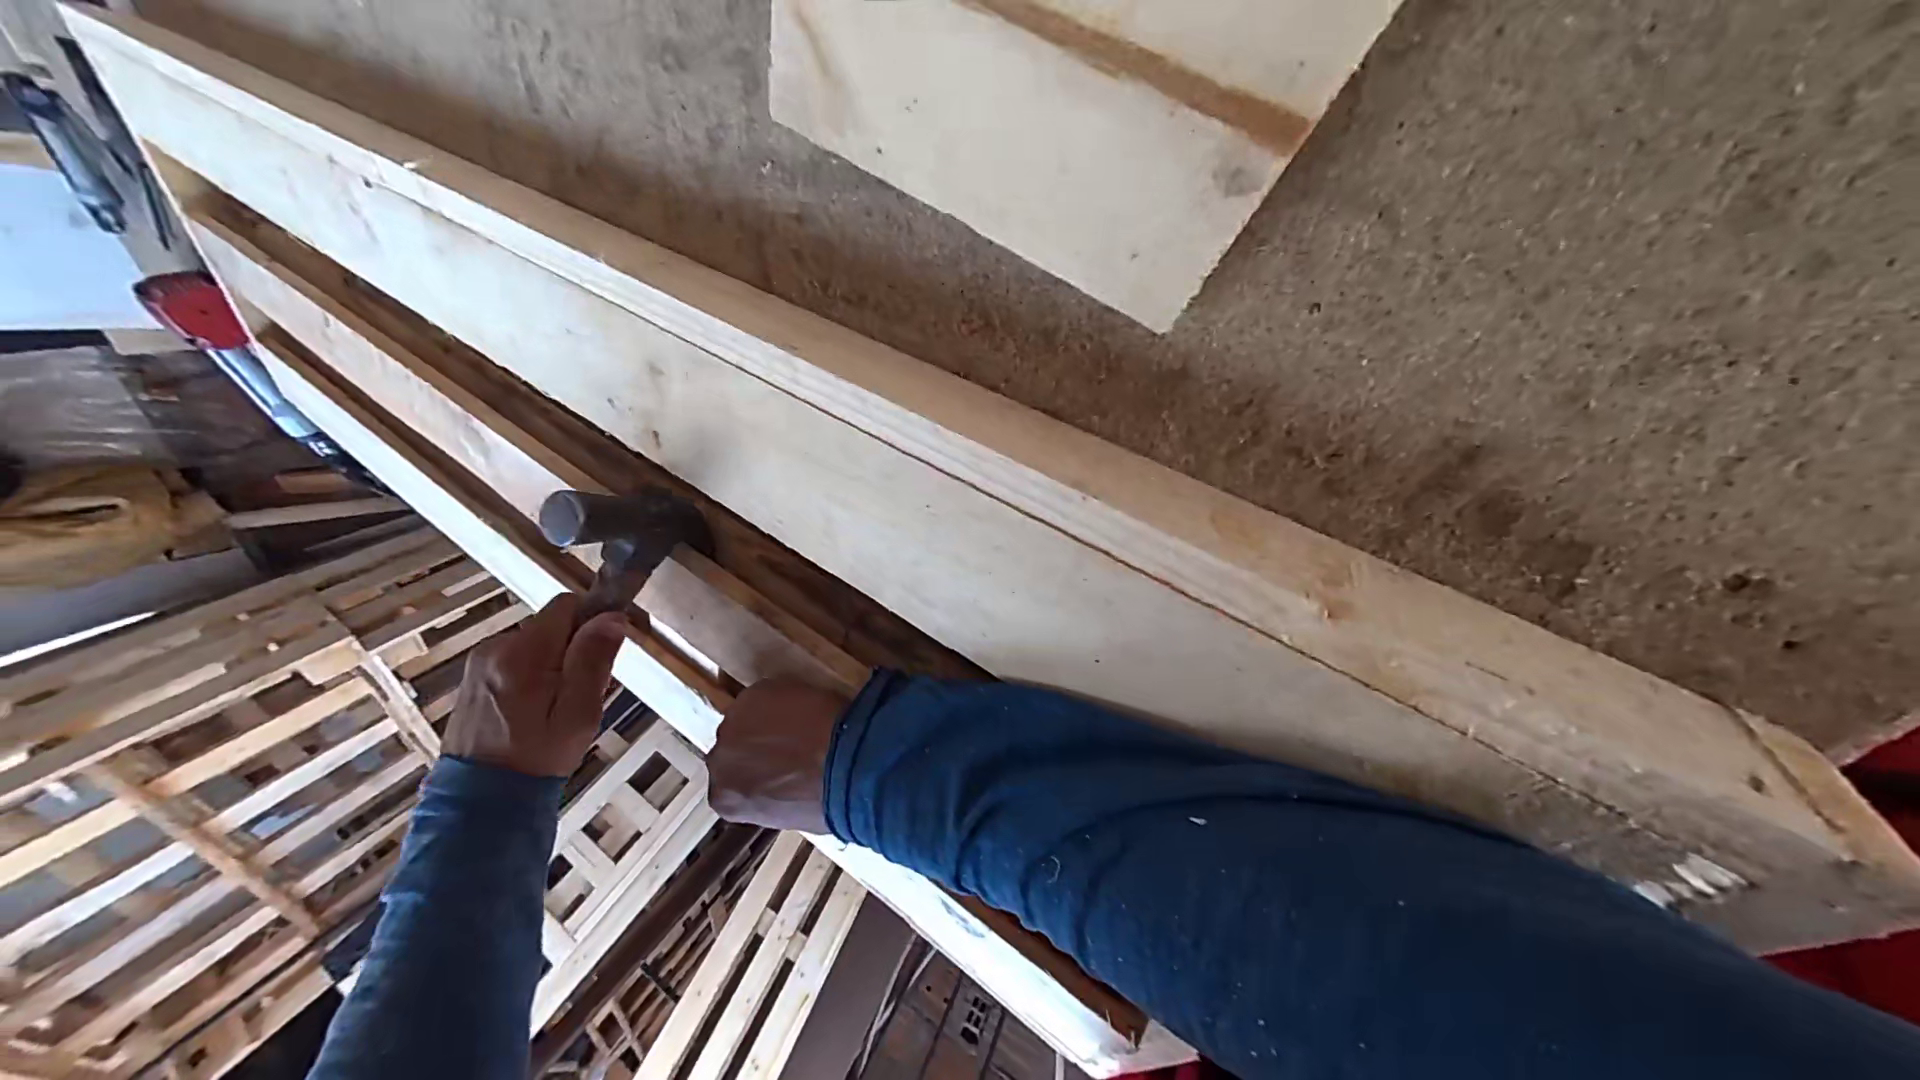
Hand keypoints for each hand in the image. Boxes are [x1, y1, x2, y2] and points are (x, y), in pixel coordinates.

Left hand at [443, 593, 627, 777]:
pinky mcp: (475, 678)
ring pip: (539, 642)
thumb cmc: (538, 758)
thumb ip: (593, 660)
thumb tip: (612, 617)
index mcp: (522, 654)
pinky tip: (540, 708)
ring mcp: (481, 663)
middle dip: (578, 647)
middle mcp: (495, 649)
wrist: (479, 804)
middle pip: (554, 624)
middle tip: (587, 690)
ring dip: (559, 662)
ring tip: (563, 705)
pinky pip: (520, 659)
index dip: (594, 619)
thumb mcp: (579, 712)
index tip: (607, 649)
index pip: (567, 605)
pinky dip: (538, 674)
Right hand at [707, 676, 849, 833]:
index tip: (777, 768)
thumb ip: (770, 798)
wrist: (842, 765)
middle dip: (756, 746)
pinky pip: (766, 694)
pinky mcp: (754, 694)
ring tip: (800, 723)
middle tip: (790, 745)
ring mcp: (734, 722)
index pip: (731, 783)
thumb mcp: (790, 815)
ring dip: (766, 719)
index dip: (757, 772)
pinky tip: (804, 705)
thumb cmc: (823, 802)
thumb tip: (782, 787)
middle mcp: (719, 759)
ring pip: (747, 717)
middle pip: (734, 747)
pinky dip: (782, 697)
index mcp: (725, 799)